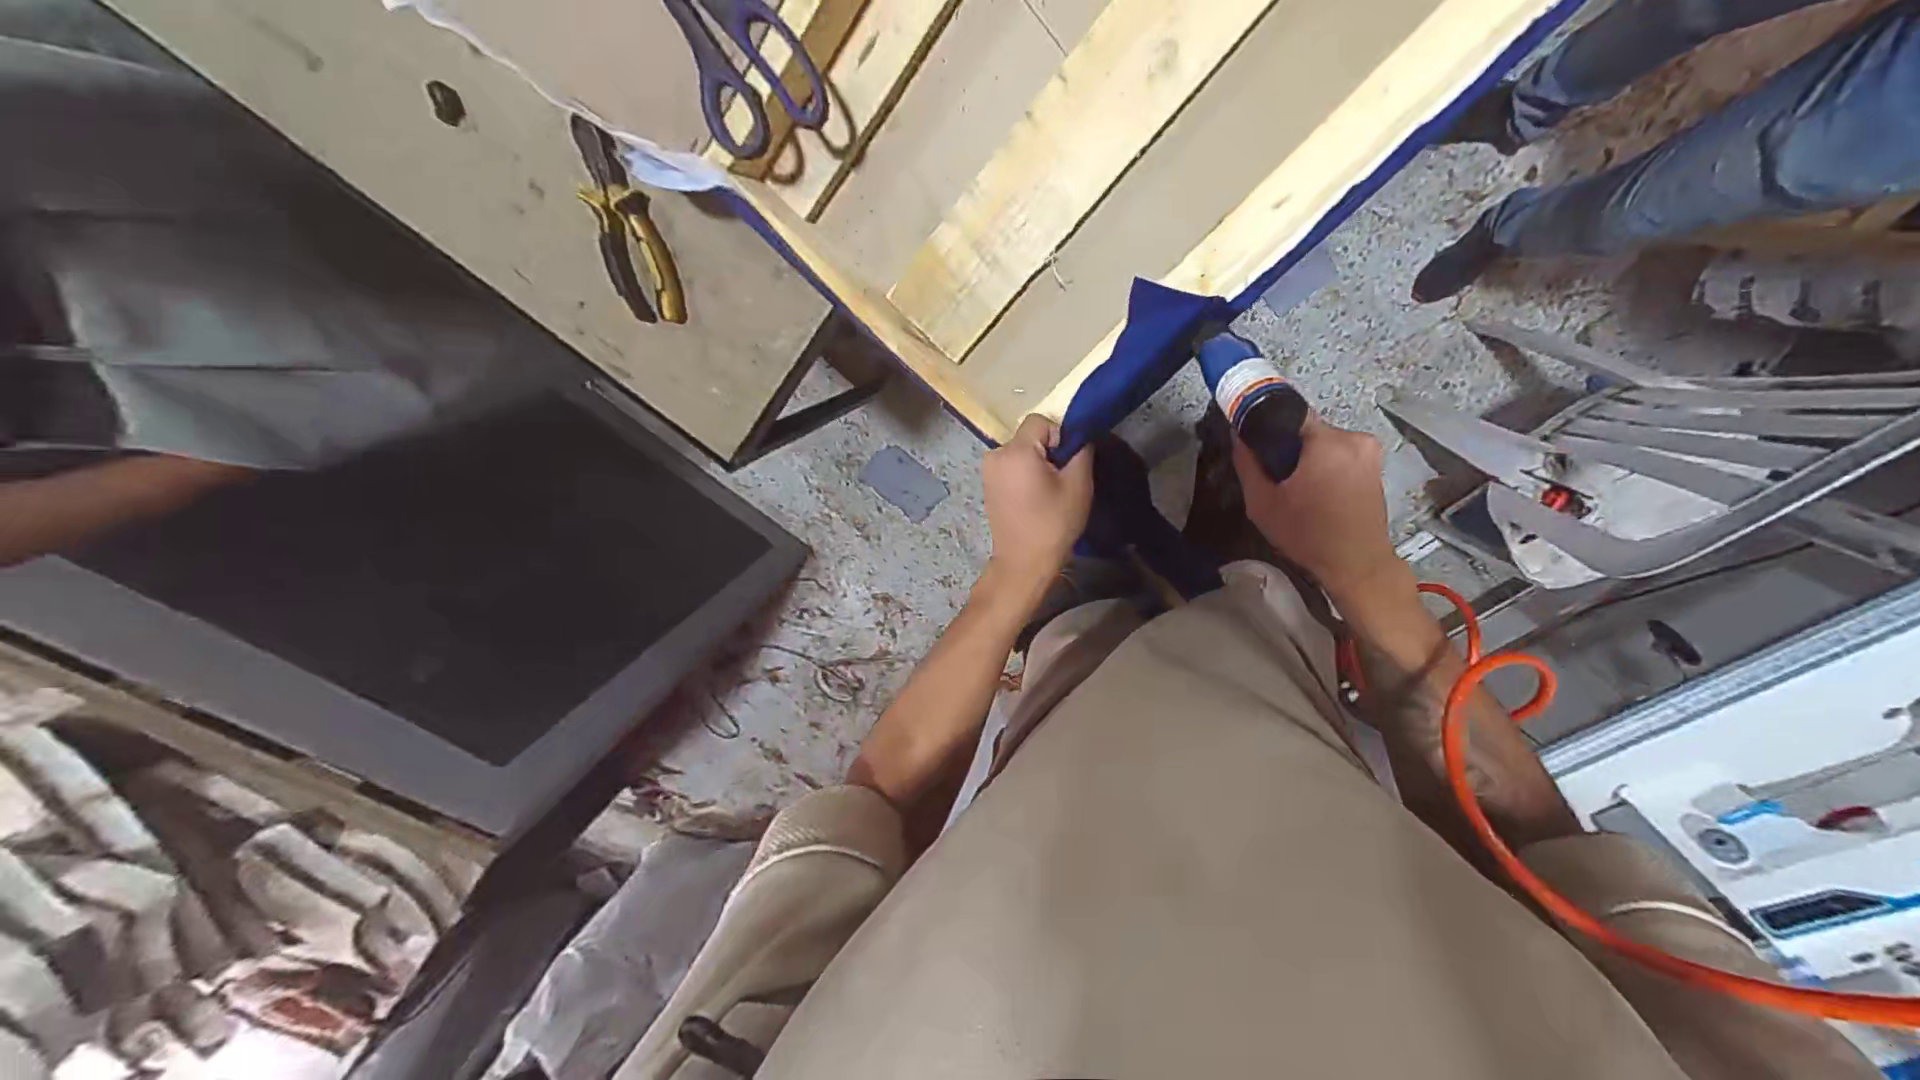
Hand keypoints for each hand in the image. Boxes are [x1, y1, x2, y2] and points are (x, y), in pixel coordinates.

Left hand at [982, 415, 1093, 591]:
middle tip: (1060, 480)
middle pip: (1029, 436)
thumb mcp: (1078, 484)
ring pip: (1021, 451)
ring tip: (1047, 492)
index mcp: (1015, 451)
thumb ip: (1081, 450)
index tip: (1066, 464)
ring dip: (1036, 463)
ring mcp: (988, 471)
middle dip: (1048, 450)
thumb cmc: (1053, 524)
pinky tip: (1033, 498)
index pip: (1041, 421)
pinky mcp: (987, 485)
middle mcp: (996, 454)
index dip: (1059, 437)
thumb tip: (1080, 436)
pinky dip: (1024, 474)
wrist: (1023, 562)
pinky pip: (1011, 466)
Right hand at [1232, 416, 1402, 601]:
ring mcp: (1370, 451)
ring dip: (1306, 456)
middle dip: (1288, 445)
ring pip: (1323, 442)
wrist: (1356, 564)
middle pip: (1307, 429)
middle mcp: (1354, 437)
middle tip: (1274, 474)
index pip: (1289, 412)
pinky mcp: (1375, 465)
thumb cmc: (1306, 534)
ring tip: (1294, 486)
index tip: (1255, 443)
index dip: (1267, 425)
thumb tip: (1237, 434)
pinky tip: (1314, 490)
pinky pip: (1339, 453)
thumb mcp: (1262, 503)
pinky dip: (1324, 465)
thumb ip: (1247, 463)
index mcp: (1327, 441)